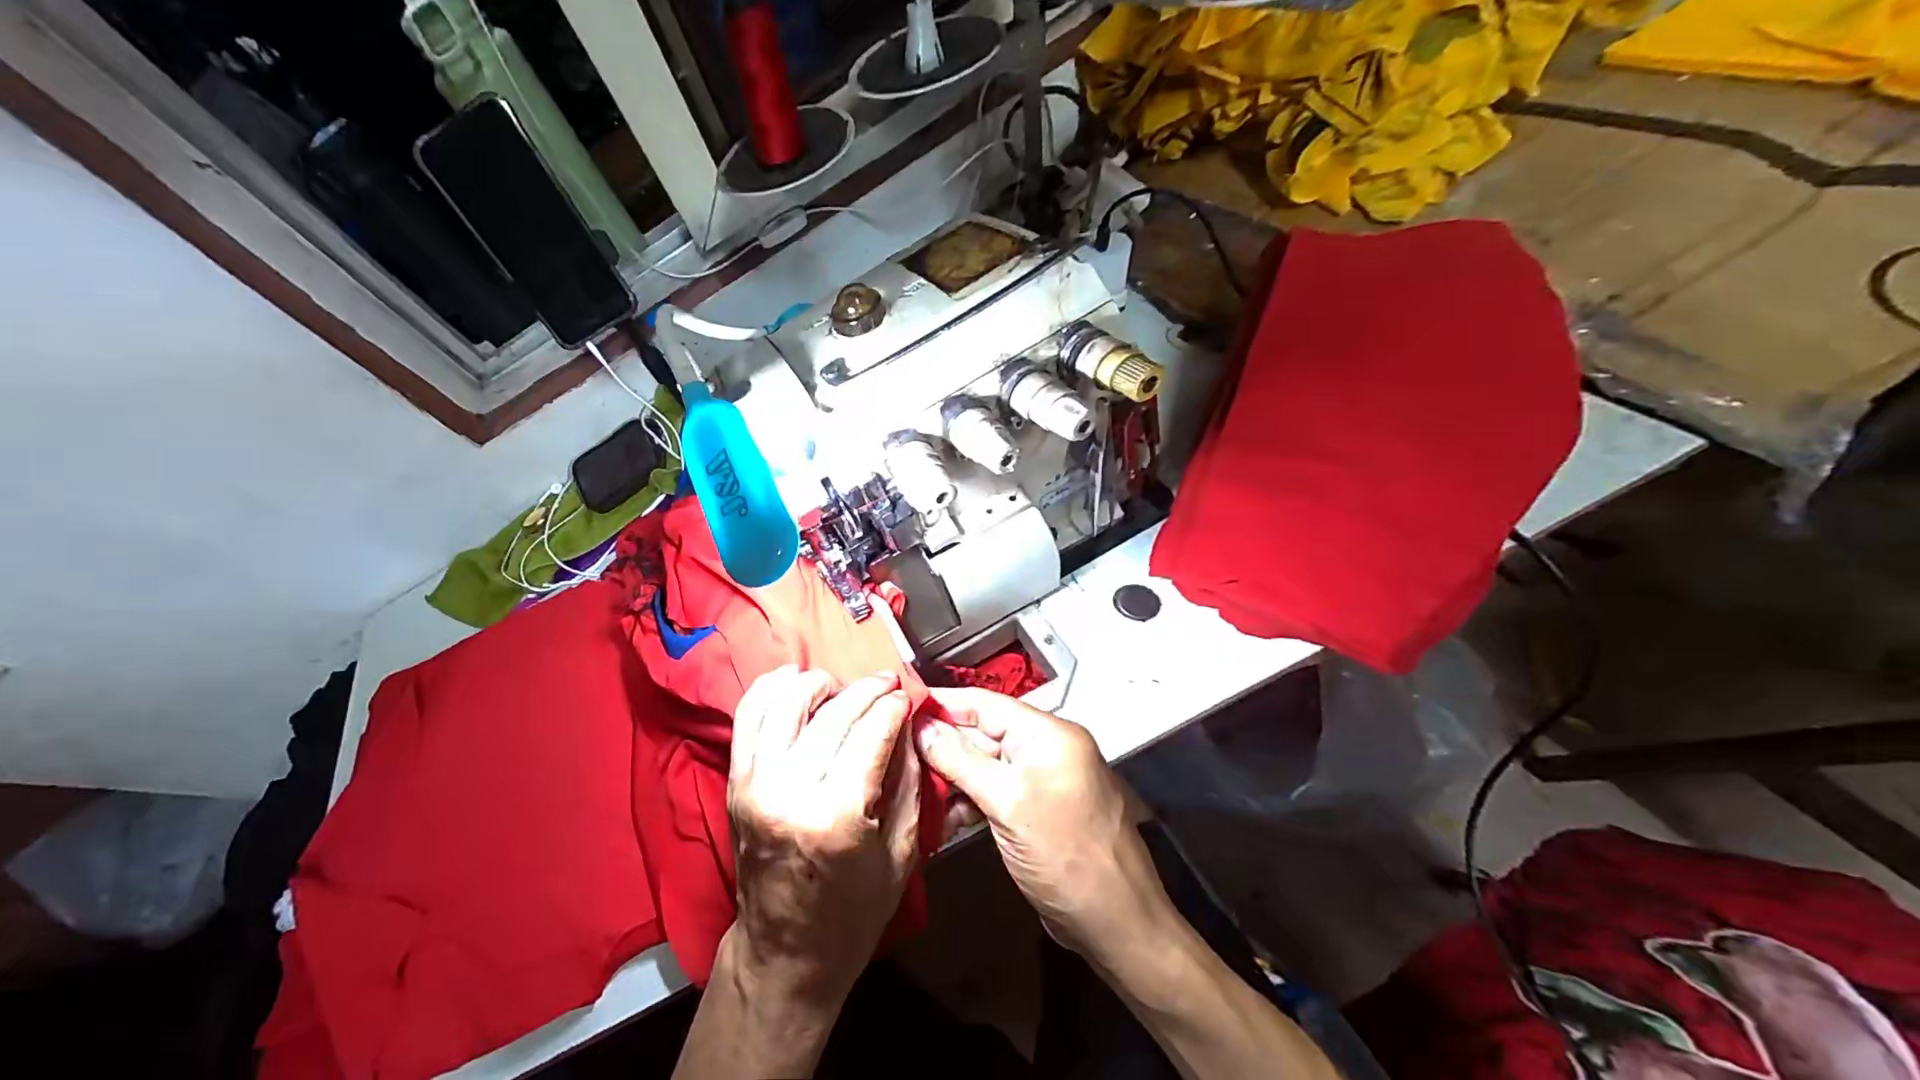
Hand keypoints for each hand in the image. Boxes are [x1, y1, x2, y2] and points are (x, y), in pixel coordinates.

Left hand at [725, 666, 921, 1002]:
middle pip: (833, 712)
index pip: (871, 731)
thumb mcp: (902, 852)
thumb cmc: (853, 912)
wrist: (786, 952)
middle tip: (885, 686)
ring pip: (786, 701)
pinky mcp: (736, 781)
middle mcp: (789, 791)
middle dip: (866, 690)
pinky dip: (772, 689)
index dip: (893, 706)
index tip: (905, 697)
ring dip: (819, 683)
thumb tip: (908, 724)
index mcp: (836, 815)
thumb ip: (910, 780)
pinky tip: (795, 682)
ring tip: (843, 689)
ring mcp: (755, 783)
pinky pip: (749, 715)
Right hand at [913, 688, 1172, 966]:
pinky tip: (940, 816)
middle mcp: (1046, 749)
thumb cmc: (1066, 856)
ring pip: (985, 766)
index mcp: (1047, 733)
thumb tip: (921, 727)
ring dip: (951, 777)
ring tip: (912, 789)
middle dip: (941, 745)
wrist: (1115, 922)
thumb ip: (960, 760)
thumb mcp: (1007, 802)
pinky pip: (996, 792)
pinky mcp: (1036, 810)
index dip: (942, 703)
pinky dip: (969, 800)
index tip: (900, 707)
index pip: (985, 703)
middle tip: (897, 755)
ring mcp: (1042, 781)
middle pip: (983, 734)